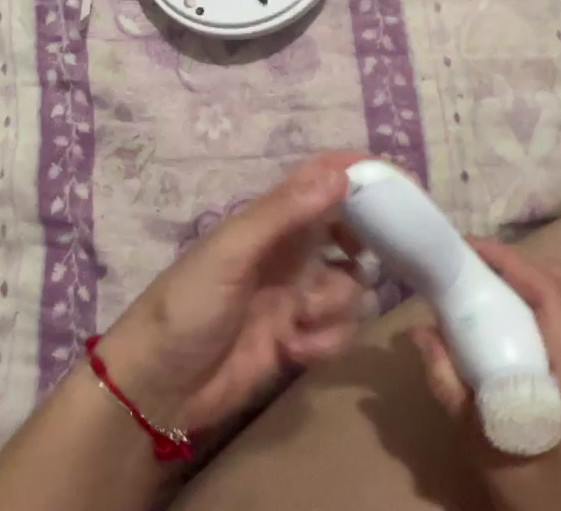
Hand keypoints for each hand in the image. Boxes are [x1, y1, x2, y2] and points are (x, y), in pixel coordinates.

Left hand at [92, 152, 368, 434]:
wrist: (159, 387)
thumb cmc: (187, 306)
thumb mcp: (231, 252)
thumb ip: (284, 213)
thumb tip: (341, 173)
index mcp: (268, 220)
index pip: (322, 181)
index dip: (360, 175)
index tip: (402, 187)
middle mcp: (288, 251)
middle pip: (348, 234)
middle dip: (360, 250)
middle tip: (360, 262)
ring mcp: (294, 295)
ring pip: (349, 286)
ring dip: (335, 304)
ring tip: (300, 319)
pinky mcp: (298, 338)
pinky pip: (338, 330)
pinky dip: (325, 340)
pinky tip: (295, 350)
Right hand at [408, 238, 560, 510]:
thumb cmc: (544, 503)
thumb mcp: (486, 450)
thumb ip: (450, 388)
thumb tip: (419, 332)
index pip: (549, 294)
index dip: (509, 259)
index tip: (465, 246)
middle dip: (515, 262)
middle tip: (467, 261)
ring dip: (528, 281)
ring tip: (481, 282)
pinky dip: (538, 306)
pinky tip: (505, 321)